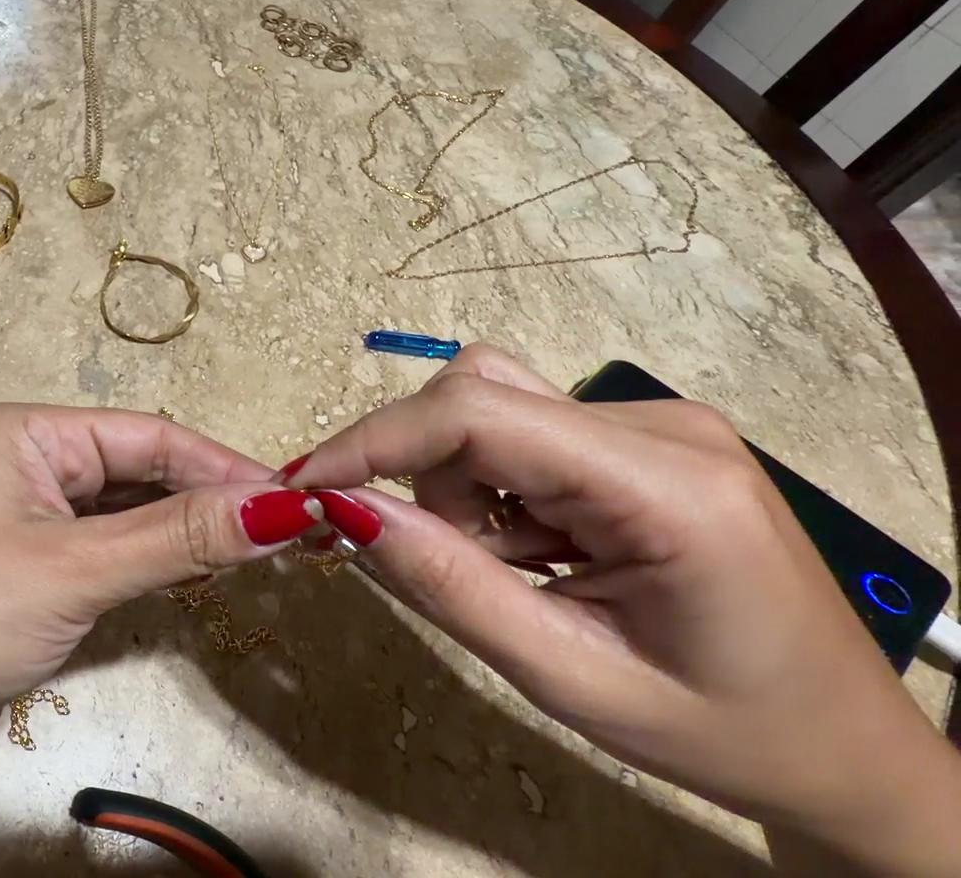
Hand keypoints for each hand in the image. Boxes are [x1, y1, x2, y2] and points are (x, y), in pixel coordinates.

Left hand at [0, 404, 330, 876]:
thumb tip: (284, 505)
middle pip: (138, 472)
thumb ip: (178, 537)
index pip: (145, 436)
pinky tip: (199, 575)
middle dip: (210, 501)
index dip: (223, 464)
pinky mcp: (30, 576)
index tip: (298, 497)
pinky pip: (106, 556)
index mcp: (25, 435)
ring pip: (126, 516)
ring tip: (263, 552)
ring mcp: (26, 523)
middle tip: (294, 531)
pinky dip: (153, 566)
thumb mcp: (73, 568)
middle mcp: (26, 467)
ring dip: (186, 535)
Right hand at [281, 346, 960, 876]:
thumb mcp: (567, 676)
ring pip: (490, 409)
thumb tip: (340, 507)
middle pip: (478, 397)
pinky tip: (533, 553)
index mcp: (668, 484)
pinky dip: (490, 490)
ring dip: (460, 487)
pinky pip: (520, 433)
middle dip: (428, 475)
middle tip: (452, 563)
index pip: (476, 412)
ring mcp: (655, 426)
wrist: (843, 750)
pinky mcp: (639, 440)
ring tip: (511, 571)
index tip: (303, 485)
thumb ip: (446, 585)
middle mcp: (661, 425)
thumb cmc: (719, 730)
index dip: (372, 439)